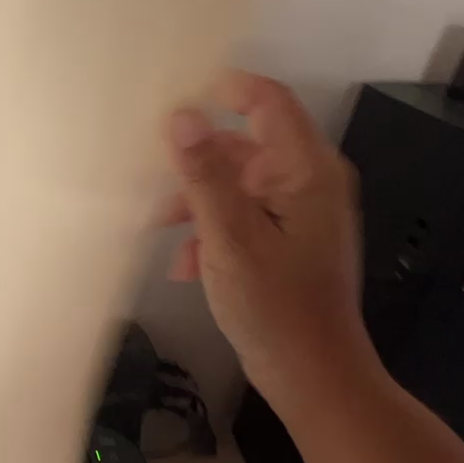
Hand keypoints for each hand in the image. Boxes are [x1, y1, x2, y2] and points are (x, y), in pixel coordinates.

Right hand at [161, 71, 377, 405]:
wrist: (312, 373)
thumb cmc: (273, 306)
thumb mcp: (230, 238)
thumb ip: (205, 176)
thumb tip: (181, 116)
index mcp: (306, 171)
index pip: (268, 102)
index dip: (224, 89)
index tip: (173, 98)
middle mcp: (310, 181)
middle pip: (246, 144)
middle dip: (198, 159)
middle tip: (151, 173)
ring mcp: (301, 212)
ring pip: (239, 183)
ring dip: (198, 201)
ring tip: (160, 228)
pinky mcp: (289, 239)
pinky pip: (244, 215)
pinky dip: (213, 230)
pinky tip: (187, 264)